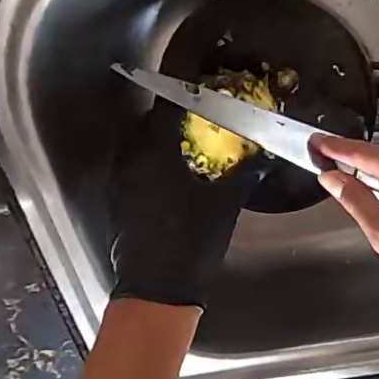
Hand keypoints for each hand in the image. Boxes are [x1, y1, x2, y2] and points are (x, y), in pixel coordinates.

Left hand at [108, 106, 265, 306]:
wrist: (158, 287)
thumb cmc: (192, 242)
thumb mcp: (224, 205)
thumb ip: (242, 174)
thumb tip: (260, 157)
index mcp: (156, 152)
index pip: (168, 106)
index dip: (186, 94)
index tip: (202, 91)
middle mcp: (131, 160)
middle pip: (151, 123)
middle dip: (175, 117)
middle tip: (201, 119)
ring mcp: (120, 181)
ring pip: (140, 146)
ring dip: (163, 140)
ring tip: (189, 147)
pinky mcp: (118, 200)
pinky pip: (135, 168)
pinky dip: (153, 163)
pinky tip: (174, 176)